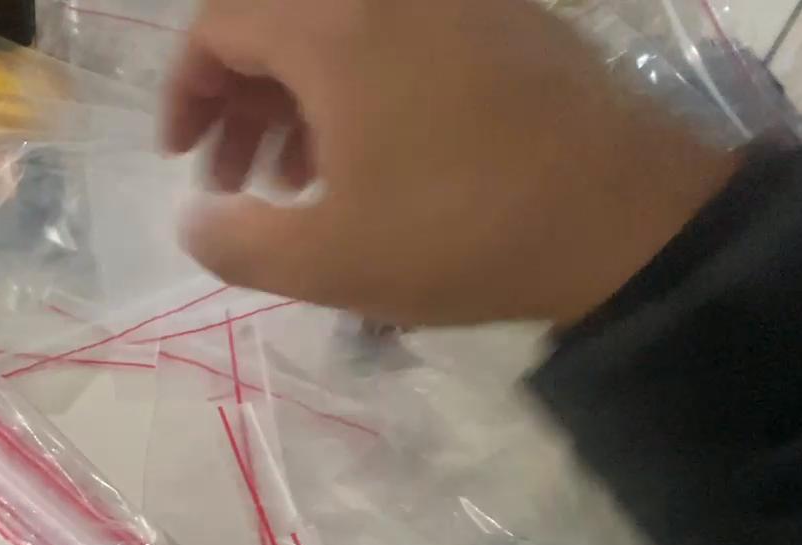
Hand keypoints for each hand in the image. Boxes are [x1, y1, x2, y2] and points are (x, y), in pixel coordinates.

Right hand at [161, 0, 741, 325]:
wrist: (621, 220)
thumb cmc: (453, 237)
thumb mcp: (321, 262)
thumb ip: (232, 242)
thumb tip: (191, 221)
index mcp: (337, 29)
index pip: (222, 23)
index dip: (185, 92)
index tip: (180, 158)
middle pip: (276, 23)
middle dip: (233, 104)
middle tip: (225, 182)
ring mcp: (448, 2)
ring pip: (332, 36)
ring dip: (288, 106)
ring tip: (281, 187)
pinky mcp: (491, 24)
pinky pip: (390, 41)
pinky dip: (347, 95)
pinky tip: (350, 167)